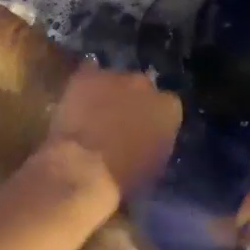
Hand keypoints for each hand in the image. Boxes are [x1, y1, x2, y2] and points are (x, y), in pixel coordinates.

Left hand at [44, 63, 181, 194]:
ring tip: (96, 109)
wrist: (85, 167)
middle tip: (119, 118)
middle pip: (141, 87)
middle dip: (133, 99)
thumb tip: (151, 133)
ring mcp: (114, 76)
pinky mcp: (85, 76)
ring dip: (109, 91)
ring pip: (114, 79)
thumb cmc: (124, 176)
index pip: (167, 104)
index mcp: (169, 107)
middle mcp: (145, 84)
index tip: (145, 129)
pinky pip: (88, 73)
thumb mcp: (156, 162)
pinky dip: (86, 83)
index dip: (154, 117)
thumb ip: (159, 138)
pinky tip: (80, 97)